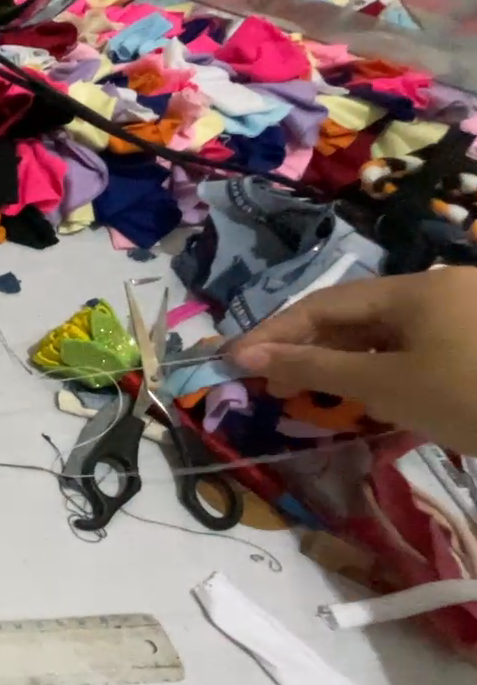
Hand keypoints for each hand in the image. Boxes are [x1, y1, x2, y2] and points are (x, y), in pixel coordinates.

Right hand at [227, 268, 476, 452]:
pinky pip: (423, 347)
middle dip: (307, 349)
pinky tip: (373, 394)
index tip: (231, 361)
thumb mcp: (381, 386)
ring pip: (389, 334)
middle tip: (270, 381)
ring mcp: (476, 316)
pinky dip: (385, 368)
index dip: (271, 332)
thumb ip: (307, 367)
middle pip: (355, 316)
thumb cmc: (473, 395)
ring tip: (315, 392)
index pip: (321, 304)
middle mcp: (449, 290)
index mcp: (418, 289)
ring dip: (343, 362)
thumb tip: (242, 356)